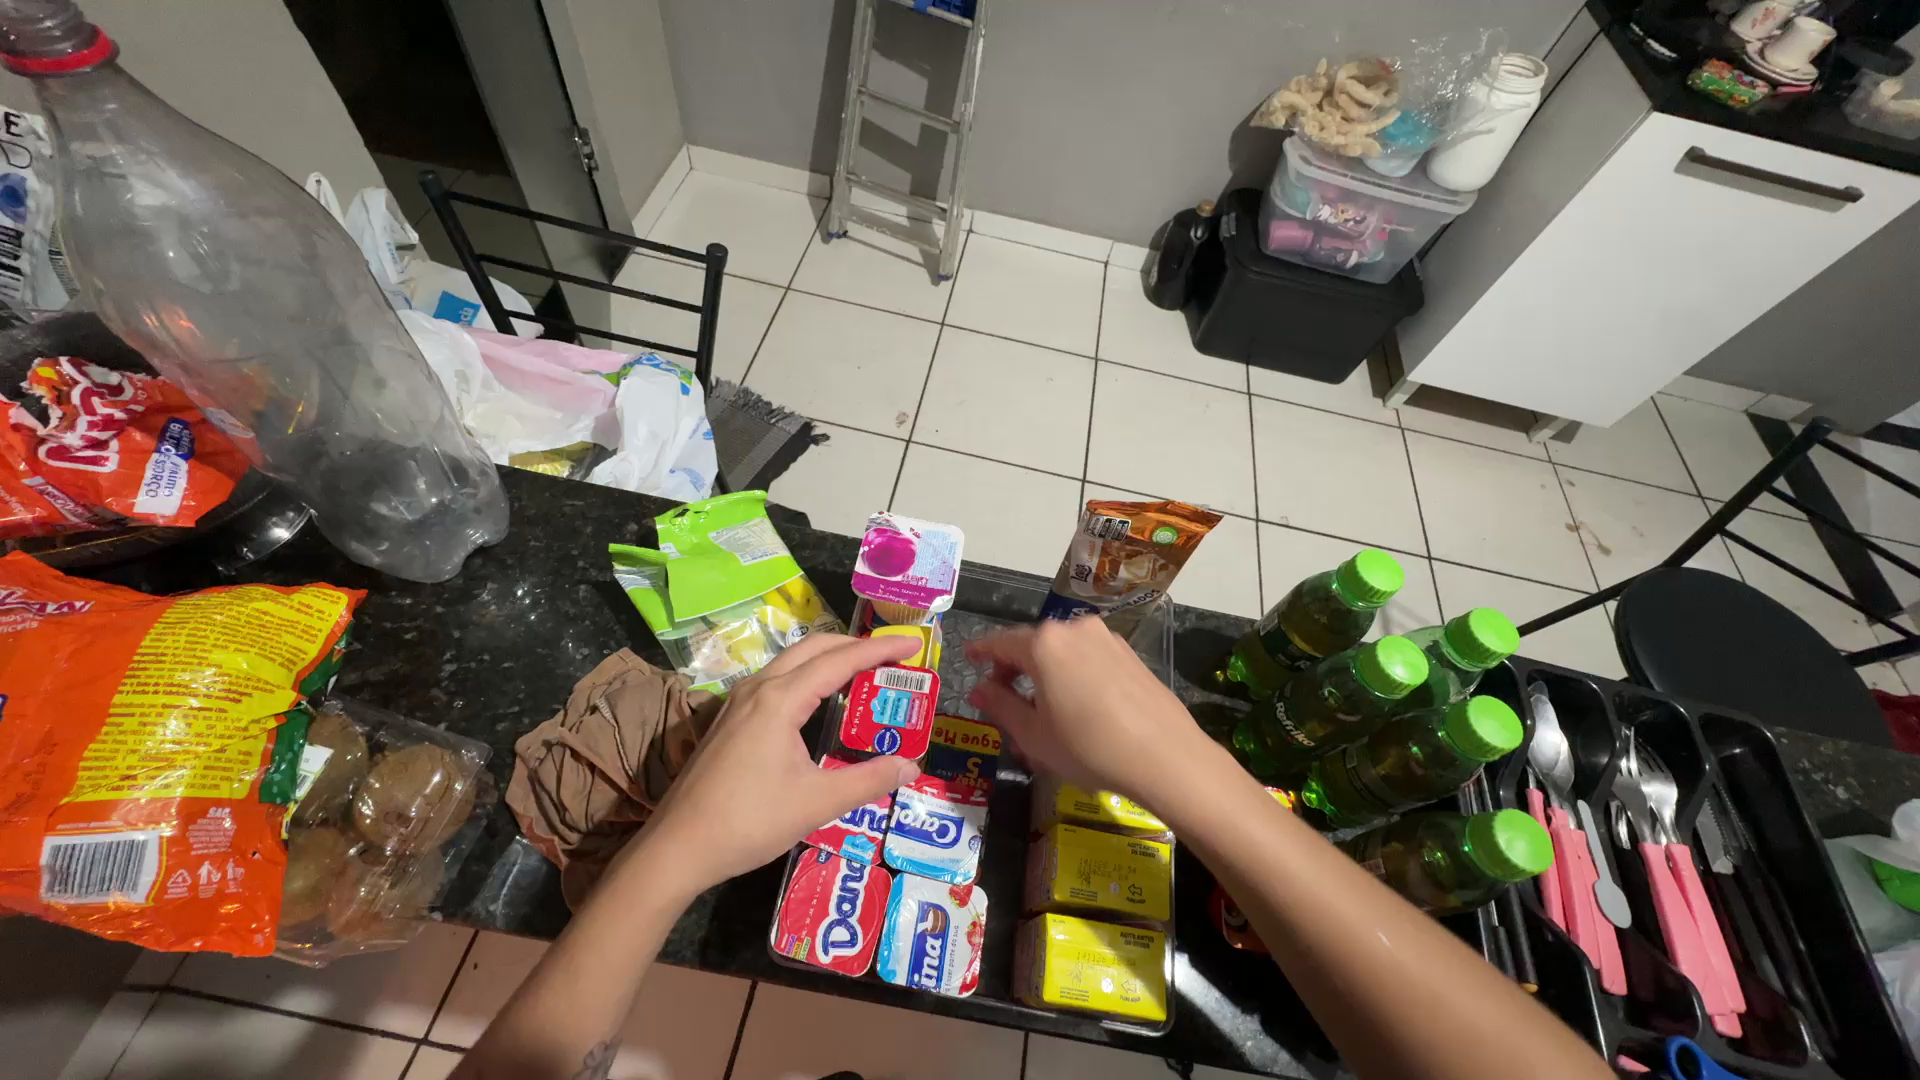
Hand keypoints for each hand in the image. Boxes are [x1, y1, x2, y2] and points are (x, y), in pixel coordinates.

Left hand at [632, 633, 920, 894]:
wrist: (677, 848)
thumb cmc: (748, 822)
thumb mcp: (817, 803)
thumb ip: (868, 780)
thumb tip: (910, 766)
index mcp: (781, 699)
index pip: (841, 661)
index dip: (880, 649)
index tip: (914, 643)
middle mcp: (759, 688)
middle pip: (815, 648)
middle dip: (856, 646)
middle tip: (893, 657)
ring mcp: (739, 702)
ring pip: (792, 662)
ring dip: (830, 659)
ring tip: (864, 672)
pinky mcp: (730, 719)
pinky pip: (778, 680)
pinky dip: (809, 676)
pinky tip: (820, 701)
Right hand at [964, 617, 1211, 806]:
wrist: (1165, 757)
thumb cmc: (1089, 748)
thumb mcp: (1034, 735)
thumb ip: (1000, 706)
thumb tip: (979, 690)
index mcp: (1044, 644)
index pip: (1000, 642)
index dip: (981, 652)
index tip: (968, 658)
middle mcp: (1074, 630)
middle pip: (1032, 644)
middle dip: (1013, 668)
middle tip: (1001, 697)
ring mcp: (1106, 639)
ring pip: (1062, 651)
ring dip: (1044, 673)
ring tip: (1039, 709)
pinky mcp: (1129, 654)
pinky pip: (1087, 658)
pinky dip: (1071, 674)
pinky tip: (1074, 705)